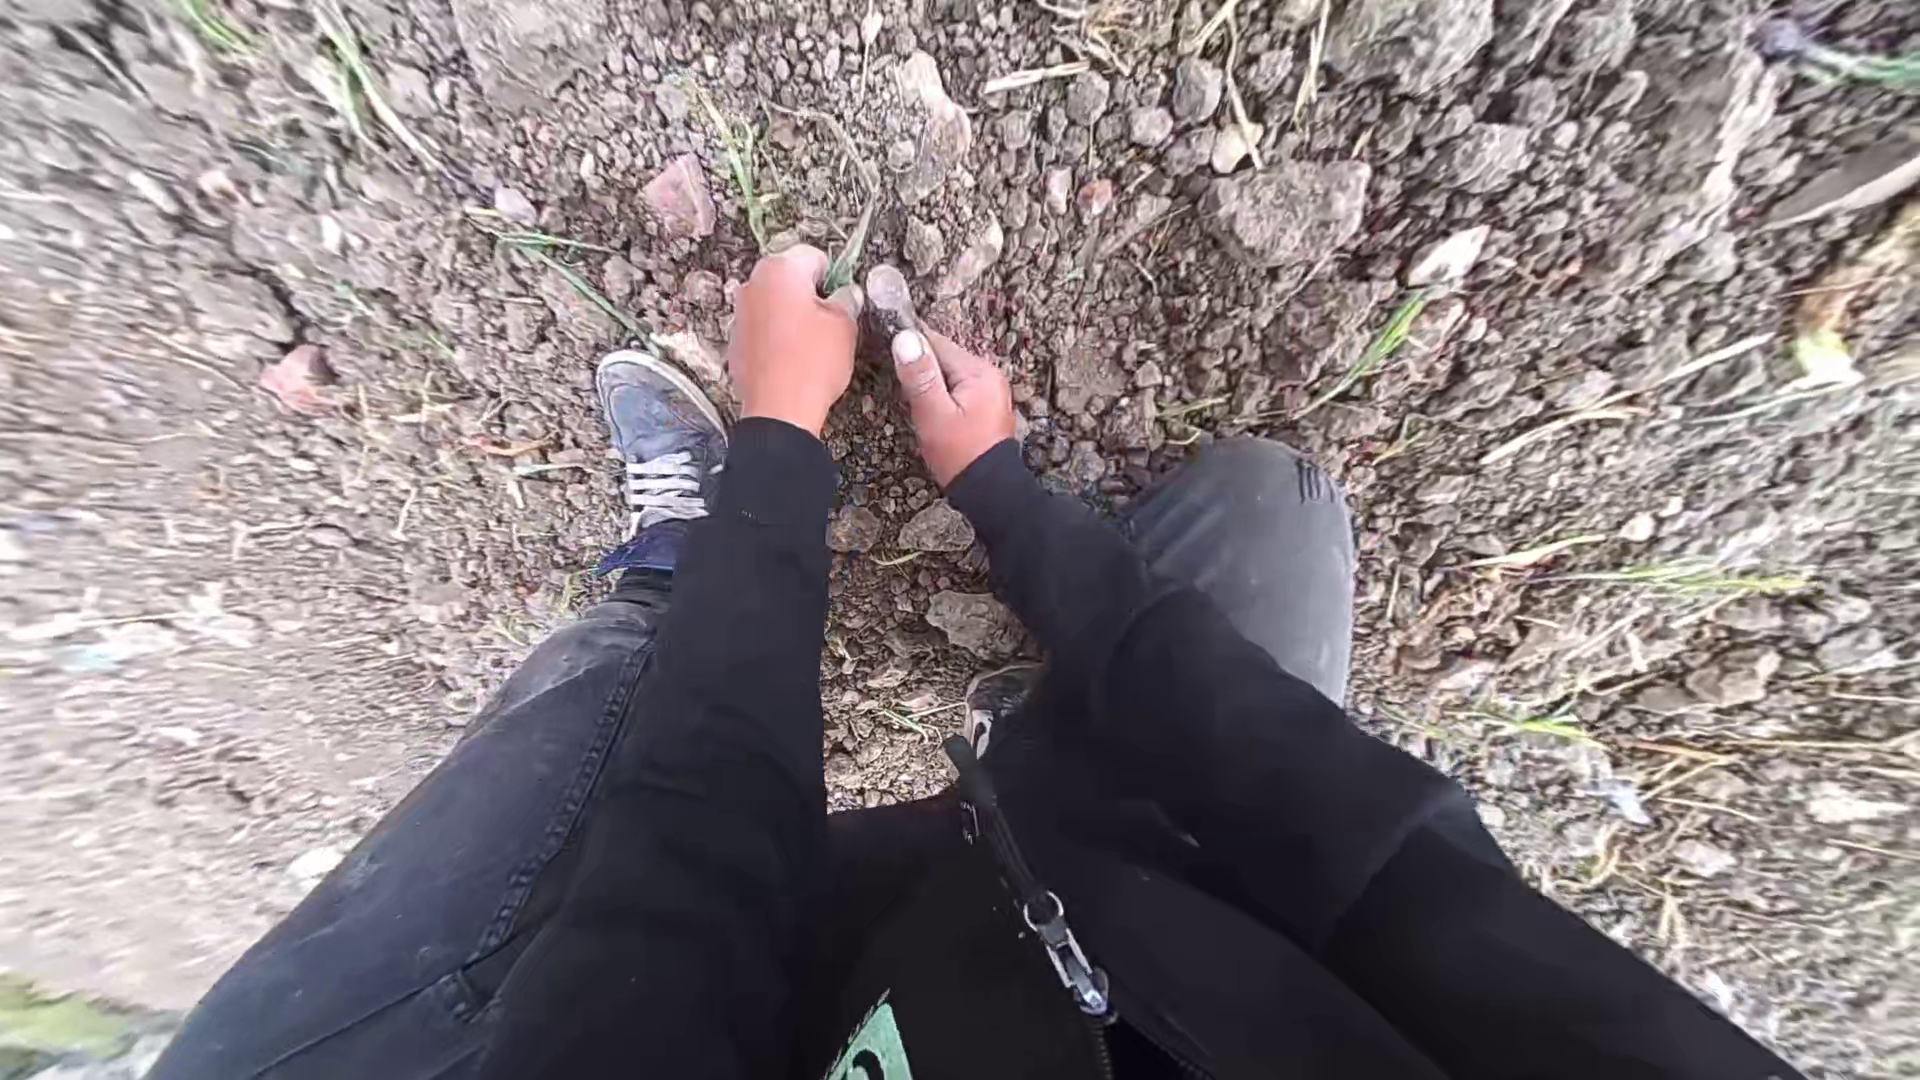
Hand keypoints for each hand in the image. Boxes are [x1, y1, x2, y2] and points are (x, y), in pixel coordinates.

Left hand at [727, 245, 864, 437]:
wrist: (779, 411)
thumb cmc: (813, 362)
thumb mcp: (844, 326)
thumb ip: (847, 300)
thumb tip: (847, 293)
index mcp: (779, 270)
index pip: (815, 256)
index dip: (835, 278)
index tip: (844, 303)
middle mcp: (752, 284)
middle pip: (791, 280)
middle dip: (812, 297)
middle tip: (831, 326)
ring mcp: (740, 314)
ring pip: (776, 306)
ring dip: (794, 318)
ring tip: (812, 348)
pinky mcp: (735, 343)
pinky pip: (764, 330)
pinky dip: (778, 339)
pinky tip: (793, 362)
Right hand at [891, 327, 1015, 486]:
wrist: (988, 491)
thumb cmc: (960, 455)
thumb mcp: (933, 414)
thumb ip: (920, 376)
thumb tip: (905, 338)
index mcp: (979, 372)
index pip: (936, 343)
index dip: (909, 348)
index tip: (887, 352)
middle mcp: (989, 376)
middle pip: (943, 359)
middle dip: (921, 371)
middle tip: (903, 392)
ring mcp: (990, 392)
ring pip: (949, 376)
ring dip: (929, 386)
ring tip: (917, 406)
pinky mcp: (985, 408)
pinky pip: (957, 391)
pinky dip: (942, 398)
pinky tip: (932, 414)